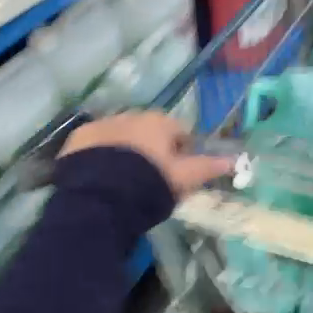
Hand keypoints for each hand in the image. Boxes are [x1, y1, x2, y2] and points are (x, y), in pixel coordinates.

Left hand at [62, 111, 234, 197]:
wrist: (100, 197)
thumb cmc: (150, 185)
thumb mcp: (184, 179)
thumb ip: (208, 168)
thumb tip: (235, 160)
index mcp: (159, 122)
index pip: (180, 131)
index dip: (183, 151)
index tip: (179, 172)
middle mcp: (130, 115)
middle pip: (148, 130)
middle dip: (151, 147)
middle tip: (151, 177)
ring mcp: (101, 125)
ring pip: (120, 135)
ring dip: (124, 150)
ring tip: (124, 180)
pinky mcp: (77, 139)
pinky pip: (94, 144)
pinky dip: (99, 155)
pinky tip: (100, 178)